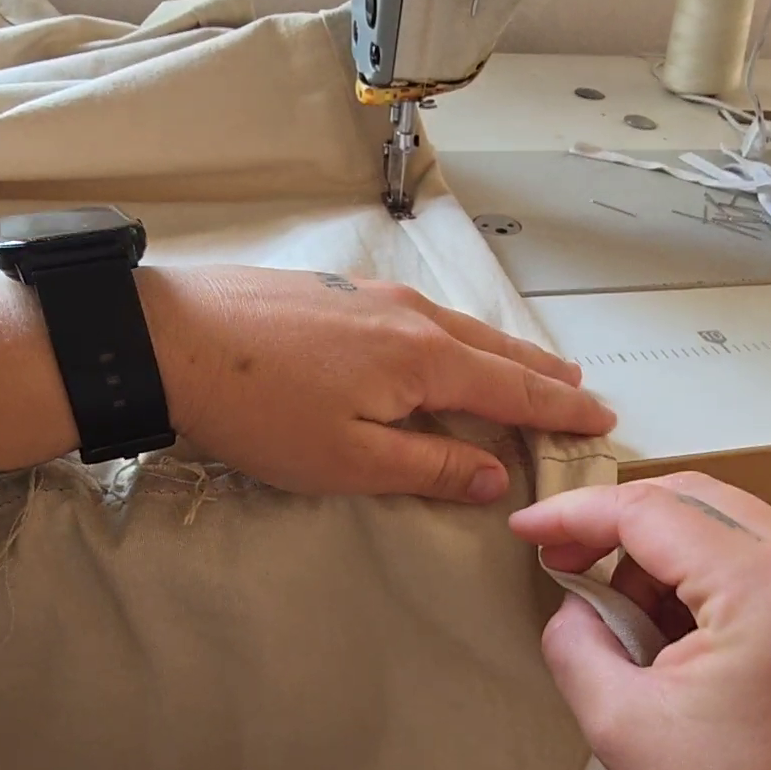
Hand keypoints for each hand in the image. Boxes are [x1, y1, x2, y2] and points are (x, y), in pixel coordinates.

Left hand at [135, 265, 614, 503]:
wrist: (171, 340)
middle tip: (580, 387)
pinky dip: (458, 335)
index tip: (599, 417)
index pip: (512, 388)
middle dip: (542, 373)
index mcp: (423, 360)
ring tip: (532, 363)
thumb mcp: (350, 459)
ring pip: (459, 326)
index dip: (558, 408)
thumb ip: (429, 465)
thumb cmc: (262, 412)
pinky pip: (422, 315)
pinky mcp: (337, 292)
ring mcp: (372, 296)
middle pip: (494, 348)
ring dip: (502, 350)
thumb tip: (495, 477)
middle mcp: (410, 317)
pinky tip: (448, 342)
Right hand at [514, 472, 770, 769]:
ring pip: (724, 521)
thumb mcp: (619, 725)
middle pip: (692, 498)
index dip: (574, 513)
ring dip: (659, 554)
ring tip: (626, 621)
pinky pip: (757, 555)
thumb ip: (574, 640)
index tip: (524, 530)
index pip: (650, 510)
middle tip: (565, 563)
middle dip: (616, 524)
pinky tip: (677, 629)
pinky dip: (702, 575)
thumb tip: (575, 601)